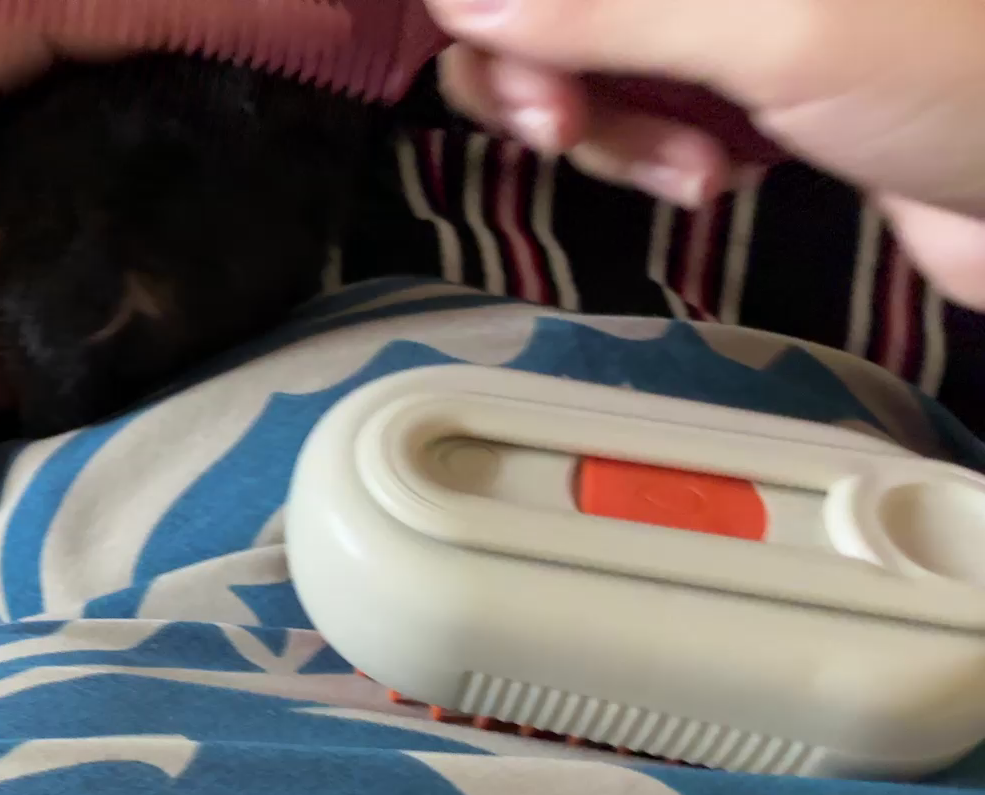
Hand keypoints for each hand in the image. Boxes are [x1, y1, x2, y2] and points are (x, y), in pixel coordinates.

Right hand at [425, 0, 984, 308]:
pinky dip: (649, 157)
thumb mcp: (778, 30)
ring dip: (610, 136)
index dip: (505, 16)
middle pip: (553, 10)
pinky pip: (631, 113)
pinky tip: (710, 176)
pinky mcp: (732, 76)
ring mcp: (722, 16)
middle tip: (565, 135)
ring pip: (584, 69)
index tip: (529, 85)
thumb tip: (460, 6)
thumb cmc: (966, 76)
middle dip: (543, 80)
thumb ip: (612, 9)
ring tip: (687, 170)